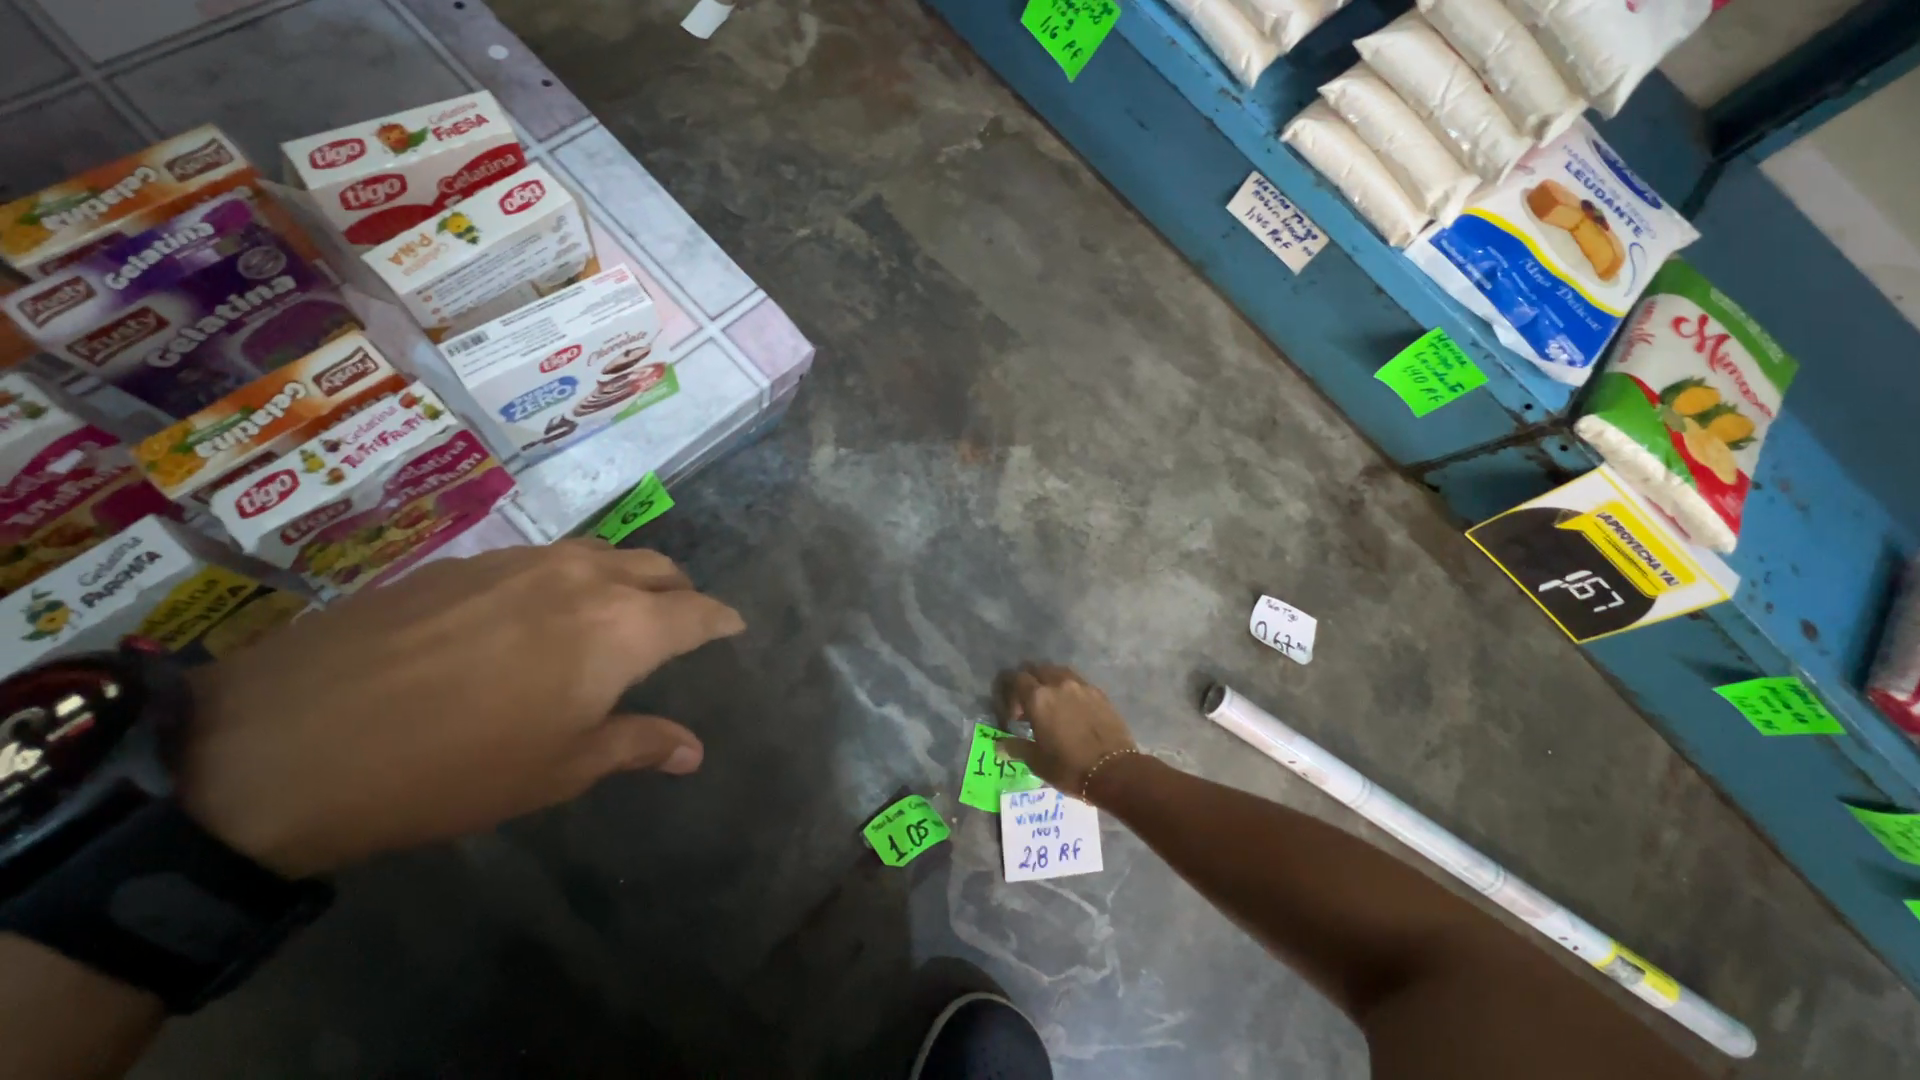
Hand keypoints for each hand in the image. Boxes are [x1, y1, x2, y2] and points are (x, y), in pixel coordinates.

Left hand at [178, 539, 744, 878]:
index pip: (697, 612)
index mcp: (621, 629)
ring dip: (623, 581)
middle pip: (655, 569)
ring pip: (599, 556)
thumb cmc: (453, 770)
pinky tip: (536, 618)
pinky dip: (567, 581)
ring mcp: (519, 561)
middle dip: (678, 594)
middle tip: (678, 626)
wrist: (292, 742)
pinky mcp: (464, 563)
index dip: (722, 620)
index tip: (735, 628)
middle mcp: (582, 578)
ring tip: (612, 618)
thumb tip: (693, 749)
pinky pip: (544, 561)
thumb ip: (636, 744)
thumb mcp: (558, 770)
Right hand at [995, 664, 1136, 795]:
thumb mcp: (1037, 762)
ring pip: (1058, 671)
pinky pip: (1077, 681)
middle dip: (1028, 682)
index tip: (1013, 714)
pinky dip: (1068, 688)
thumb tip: (999, 746)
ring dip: (1049, 681)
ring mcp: (1081, 686)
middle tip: (1029, 707)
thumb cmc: (1070, 767)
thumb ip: (1016, 748)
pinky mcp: (1099, 693)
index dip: (1009, 692)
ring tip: (1051, 705)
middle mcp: (1058, 684)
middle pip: (1036, 669)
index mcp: (1038, 698)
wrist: (1115, 770)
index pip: (1015, 678)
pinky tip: (1072, 709)